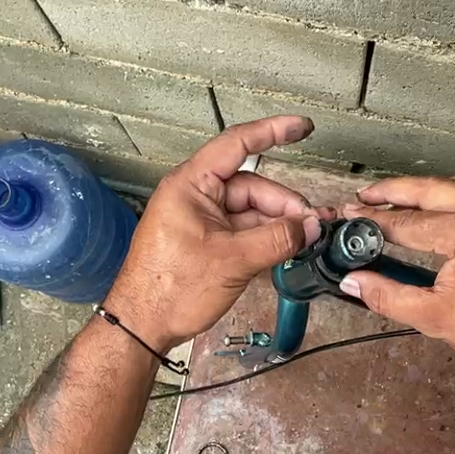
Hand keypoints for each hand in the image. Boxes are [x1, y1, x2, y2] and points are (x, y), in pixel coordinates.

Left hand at [104, 116, 327, 351]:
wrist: (143, 326)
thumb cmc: (168, 289)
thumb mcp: (232, 261)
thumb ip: (276, 239)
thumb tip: (309, 226)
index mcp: (191, 185)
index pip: (237, 144)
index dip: (273, 132)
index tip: (301, 128)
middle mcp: (194, 197)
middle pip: (251, 187)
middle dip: (284, 204)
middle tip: (311, 225)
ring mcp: (200, 221)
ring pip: (250, 212)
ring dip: (277, 225)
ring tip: (304, 241)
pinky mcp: (204, 243)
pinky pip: (241, 231)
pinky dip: (263, 239)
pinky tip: (285, 250)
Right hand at [339, 174, 454, 376]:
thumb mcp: (434, 318)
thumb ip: (388, 296)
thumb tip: (355, 283)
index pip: (408, 222)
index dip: (375, 221)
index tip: (353, 216)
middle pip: (430, 189)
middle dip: (393, 191)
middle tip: (367, 195)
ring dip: (424, 188)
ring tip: (398, 197)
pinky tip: (441, 205)